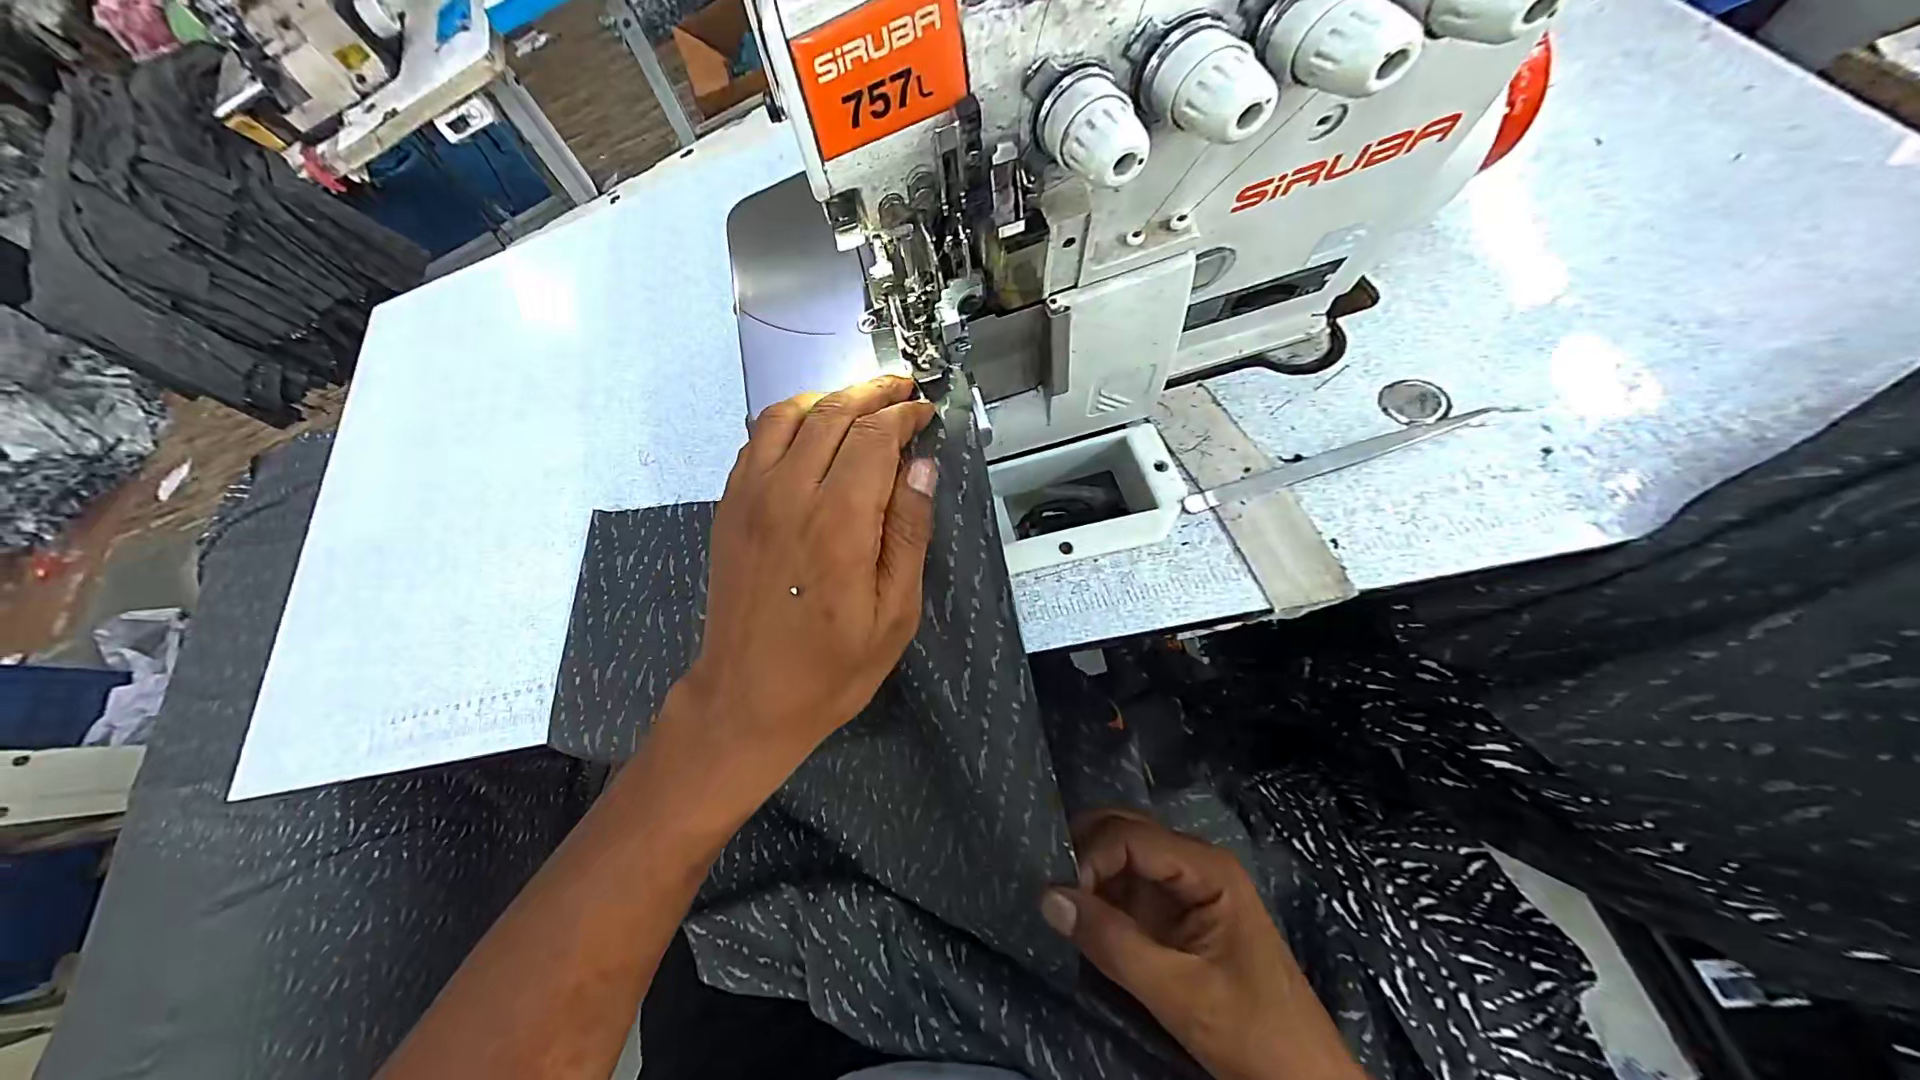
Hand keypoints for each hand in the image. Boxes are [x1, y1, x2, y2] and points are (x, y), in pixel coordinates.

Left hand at [677, 375, 937, 764]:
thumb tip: (922, 468)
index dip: (904, 417)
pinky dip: (788, 420)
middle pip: (832, 414)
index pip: (874, 438)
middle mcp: (789, 495)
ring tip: (859, 401)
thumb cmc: (831, 667)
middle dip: (872, 393)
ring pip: (787, 416)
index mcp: (838, 522)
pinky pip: (755, 440)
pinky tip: (809, 430)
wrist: (748, 697)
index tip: (924, 413)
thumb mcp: (895, 612)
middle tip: (901, 390)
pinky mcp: (730, 507)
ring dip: (828, 397)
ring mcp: (750, 497)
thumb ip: (908, 532)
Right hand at [1042, 811, 1365, 1079]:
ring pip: (1121, 856)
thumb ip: (1112, 943)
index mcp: (1206, 868)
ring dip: (1086, 872)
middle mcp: (1193, 865)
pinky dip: (1097, 896)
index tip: (1060, 896)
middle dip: (1083, 850)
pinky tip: (1076, 914)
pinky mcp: (1173, 916)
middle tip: (1047, 883)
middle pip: (1125, 832)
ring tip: (1055, 898)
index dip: (1090, 856)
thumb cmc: (1252, 1033)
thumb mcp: (1179, 993)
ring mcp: (1183, 889)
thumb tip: (1047, 896)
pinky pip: (1126, 889)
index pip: (1131, 836)